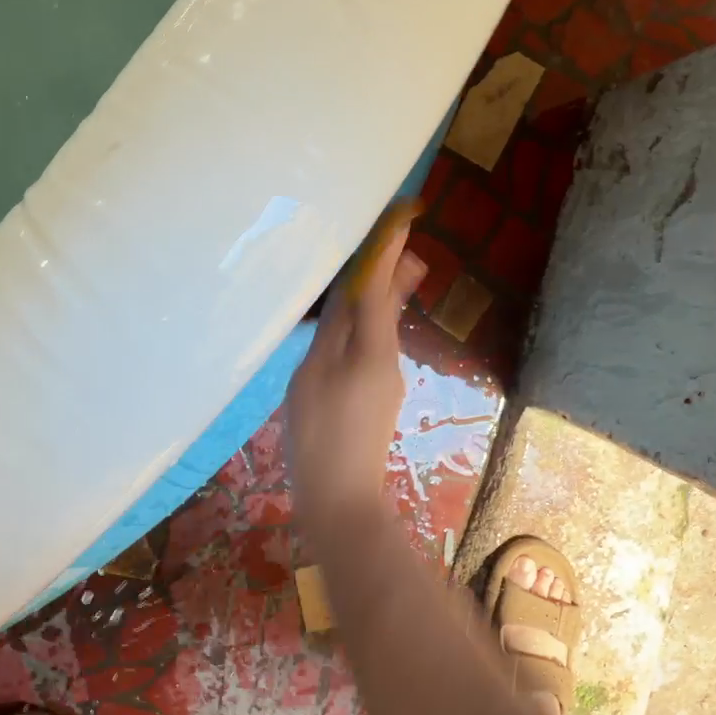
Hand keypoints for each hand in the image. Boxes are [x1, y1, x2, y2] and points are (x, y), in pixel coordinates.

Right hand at [283, 210, 426, 531]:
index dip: (387, 250)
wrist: (343, 499)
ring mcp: (386, 379)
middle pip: (388, 303)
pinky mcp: (377, 396)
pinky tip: (349, 322)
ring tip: (367, 267)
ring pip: (382, 324)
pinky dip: (365, 323)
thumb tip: (349, 291)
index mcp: (373, 347)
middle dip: (390, 268)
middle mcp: (388, 357)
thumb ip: (334, 331)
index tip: (401, 215)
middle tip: (391, 233)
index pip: (380, 286)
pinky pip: (373, 345)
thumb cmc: (320, 435)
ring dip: (377, 294)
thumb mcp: (314, 376)